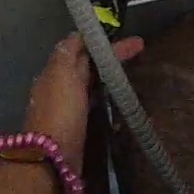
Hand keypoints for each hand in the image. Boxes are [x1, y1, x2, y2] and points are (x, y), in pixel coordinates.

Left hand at [22, 33, 143, 170]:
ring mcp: (69, 107)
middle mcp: (60, 86)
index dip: (99, 39)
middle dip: (109, 55)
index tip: (123, 33)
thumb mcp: (62, 75)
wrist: (53, 160)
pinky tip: (121, 96)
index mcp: (54, 71)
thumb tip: (76, 35)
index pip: (77, 46)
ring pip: (91, 82)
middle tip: (139, 48)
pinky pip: (95, 102)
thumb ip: (68, 53)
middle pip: (86, 64)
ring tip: (134, 68)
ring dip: (109, 74)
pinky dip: (108, 94)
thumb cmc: (60, 112)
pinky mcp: (79, 126)